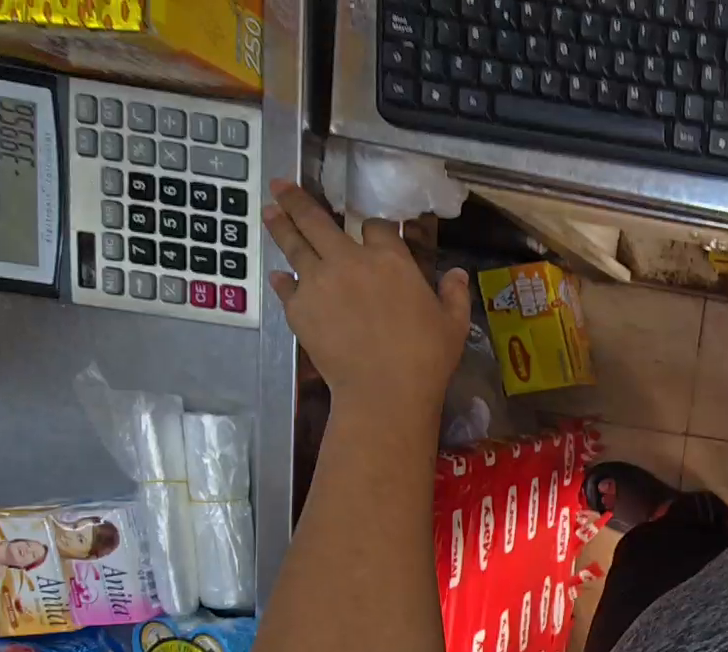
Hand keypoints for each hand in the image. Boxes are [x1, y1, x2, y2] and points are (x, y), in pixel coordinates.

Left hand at [263, 180, 469, 416]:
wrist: (385, 389)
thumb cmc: (427, 356)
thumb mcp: (453, 325)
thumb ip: (454, 295)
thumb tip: (458, 274)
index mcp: (391, 261)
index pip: (377, 225)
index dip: (373, 222)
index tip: (369, 221)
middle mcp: (349, 260)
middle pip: (317, 220)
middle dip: (298, 200)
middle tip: (282, 186)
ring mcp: (317, 281)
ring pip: (293, 243)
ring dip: (280, 225)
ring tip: (270, 212)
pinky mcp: (298, 307)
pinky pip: (284, 285)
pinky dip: (281, 279)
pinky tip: (278, 275)